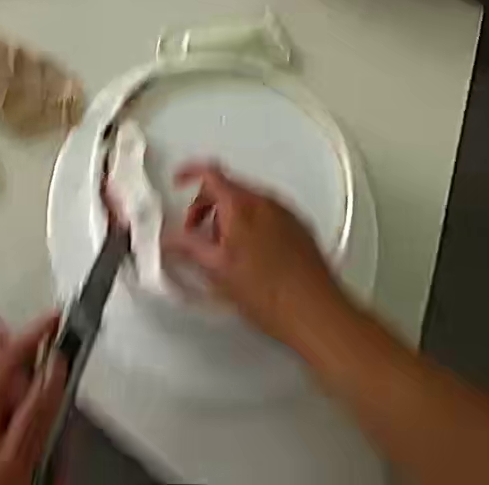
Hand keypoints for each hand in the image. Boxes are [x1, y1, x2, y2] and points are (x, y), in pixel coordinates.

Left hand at [0, 314, 68, 484]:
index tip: (58, 316)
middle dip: (41, 391)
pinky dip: (26, 446)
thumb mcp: (16, 453)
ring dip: (37, 427)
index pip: (12, 350)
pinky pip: (8, 437)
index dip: (37, 330)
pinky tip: (36, 469)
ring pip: (15, 413)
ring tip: (50, 461)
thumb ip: (38, 407)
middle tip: (60, 409)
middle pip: (15, 382)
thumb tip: (57, 367)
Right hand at [162, 163, 350, 347]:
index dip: (188, 173)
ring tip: (225, 251)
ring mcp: (286, 214)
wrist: (318, 315)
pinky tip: (252, 257)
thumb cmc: (274, 295)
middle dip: (207, 206)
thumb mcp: (216, 270)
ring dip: (230, 218)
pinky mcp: (300, 229)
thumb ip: (186, 246)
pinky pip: (268, 215)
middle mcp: (265, 202)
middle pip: (227, 187)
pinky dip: (253, 225)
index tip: (180, 181)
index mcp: (241, 205)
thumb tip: (170, 239)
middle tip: (198, 231)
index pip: (209, 172)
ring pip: (248, 202)